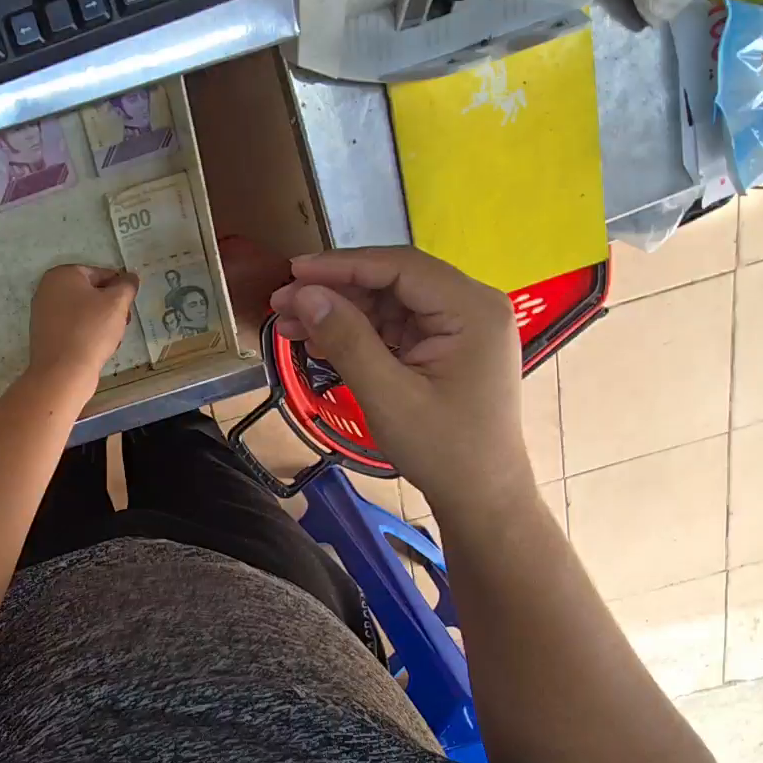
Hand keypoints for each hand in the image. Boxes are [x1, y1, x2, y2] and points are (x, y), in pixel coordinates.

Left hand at [29, 264, 137, 382]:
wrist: (62, 372)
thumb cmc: (90, 330)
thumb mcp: (116, 303)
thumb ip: (127, 286)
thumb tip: (130, 277)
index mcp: (62, 274)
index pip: (101, 274)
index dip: (119, 289)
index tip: (129, 306)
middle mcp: (47, 290)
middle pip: (90, 293)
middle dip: (110, 307)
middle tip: (123, 323)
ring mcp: (43, 314)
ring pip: (82, 313)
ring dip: (101, 322)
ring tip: (112, 339)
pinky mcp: (45, 336)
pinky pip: (72, 329)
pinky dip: (86, 334)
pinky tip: (97, 349)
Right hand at [269, 247, 533, 524]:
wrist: (480, 496)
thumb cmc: (442, 449)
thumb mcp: (387, 394)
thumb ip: (347, 339)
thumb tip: (304, 295)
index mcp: (471, 308)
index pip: (399, 266)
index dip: (341, 265)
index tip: (292, 271)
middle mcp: (470, 307)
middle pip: (393, 281)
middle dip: (335, 291)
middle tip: (282, 303)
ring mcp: (458, 328)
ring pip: (388, 304)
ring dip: (340, 313)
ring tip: (290, 325)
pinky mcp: (444, 349)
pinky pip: (394, 329)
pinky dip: (357, 334)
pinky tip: (319, 342)